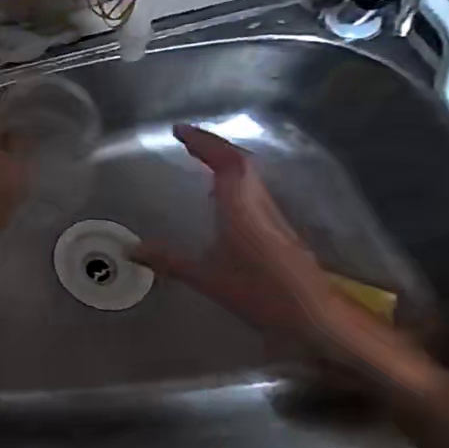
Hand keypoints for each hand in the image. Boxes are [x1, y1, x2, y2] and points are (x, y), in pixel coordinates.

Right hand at [136, 125, 404, 366]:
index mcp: (240, 206)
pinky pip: (253, 189)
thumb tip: (132, 249)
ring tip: (201, 159)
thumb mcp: (207, 279)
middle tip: (188, 140)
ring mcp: (272, 214)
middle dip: (213, 145)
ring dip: (226, 159)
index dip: (202, 141)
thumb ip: (169, 261)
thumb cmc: (261, 293)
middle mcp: (258, 202)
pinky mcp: (279, 227)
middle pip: (240, 160)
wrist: (317, 317)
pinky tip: (222, 196)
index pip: (224, 161)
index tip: (179, 131)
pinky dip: (234, 179)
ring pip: (249, 174)